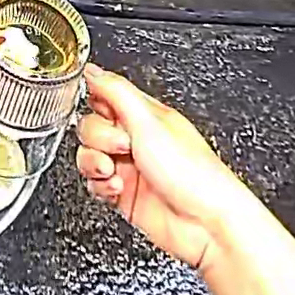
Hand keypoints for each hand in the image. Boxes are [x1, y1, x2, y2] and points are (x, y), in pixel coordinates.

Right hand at [74, 64, 258, 270]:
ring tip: (113, 171)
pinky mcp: (123, 194)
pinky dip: (99, 185)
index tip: (102, 114)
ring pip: (89, 155)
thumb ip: (116, 92)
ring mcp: (128, 166)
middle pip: (91, 126)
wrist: (205, 223)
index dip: (96, 103)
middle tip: (121, 146)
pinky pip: (95, 183)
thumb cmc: (192, 170)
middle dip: (98, 137)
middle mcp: (134, 137)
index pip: (105, 95)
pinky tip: (116, 188)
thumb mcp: (148, 121)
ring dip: (94, 163)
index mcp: (143, 113)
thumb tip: (92, 70)